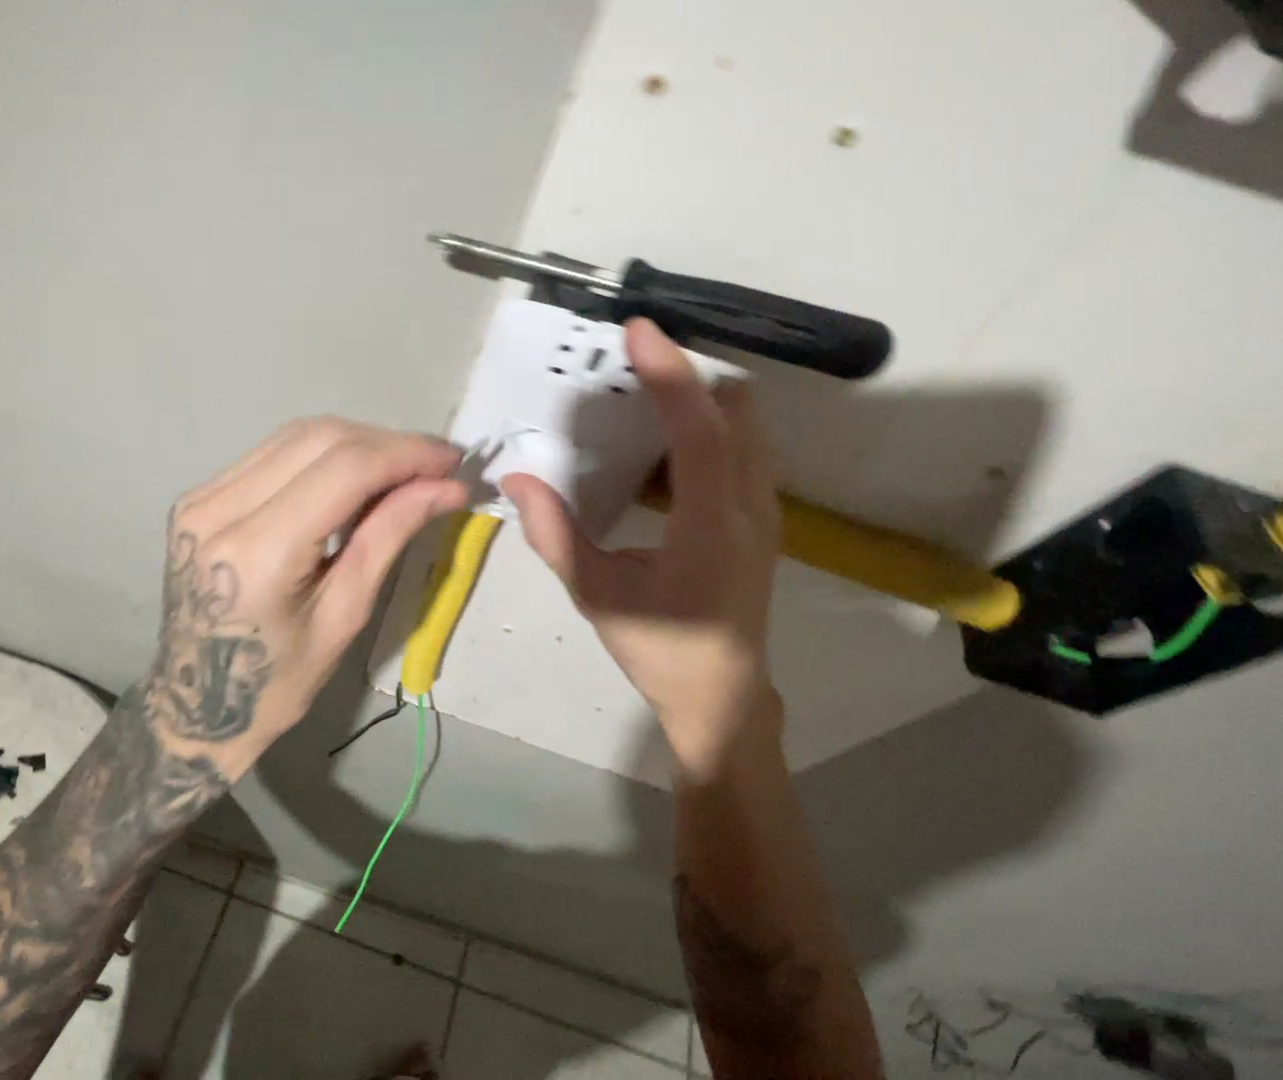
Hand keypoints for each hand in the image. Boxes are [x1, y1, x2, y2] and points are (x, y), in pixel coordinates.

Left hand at [147, 417, 465, 777]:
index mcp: (257, 553)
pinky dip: (321, 455)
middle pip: (319, 438)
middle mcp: (219, 511)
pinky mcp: (198, 496)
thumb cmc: (280, 681)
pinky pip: (272, 453)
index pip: (343, 468)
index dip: (406, 454)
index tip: (453, 462)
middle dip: (387, 444)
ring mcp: (200, 498)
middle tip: (435, 467)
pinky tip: (353, 478)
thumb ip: (388, 537)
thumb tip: (446, 486)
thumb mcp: (345, 616)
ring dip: (357, 443)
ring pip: (295, 436)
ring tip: (402, 471)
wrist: (199, 705)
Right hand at [503, 318, 782, 778]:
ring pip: (747, 428)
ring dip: (700, 401)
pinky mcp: (762, 519)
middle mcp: (750, 505)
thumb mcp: (596, 594)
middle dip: (688, 377)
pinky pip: (744, 451)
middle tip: (631, 368)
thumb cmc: (658, 648)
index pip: (699, 429)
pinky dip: (709, 430)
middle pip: (737, 411)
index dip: (669, 374)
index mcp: (711, 523)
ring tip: (642, 401)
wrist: (721, 695)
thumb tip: (517, 480)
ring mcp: (765, 511)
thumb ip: (555, 534)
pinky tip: (662, 452)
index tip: (637, 331)